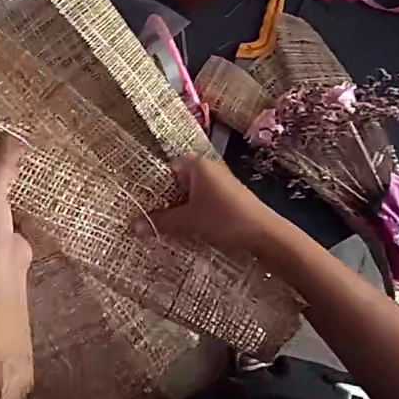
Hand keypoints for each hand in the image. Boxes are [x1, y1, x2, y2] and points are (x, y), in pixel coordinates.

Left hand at [0, 133, 33, 292]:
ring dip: (15, 172)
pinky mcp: (5, 221)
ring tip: (32, 150)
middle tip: (21, 136)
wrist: (1, 272)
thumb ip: (2, 161)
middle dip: (2, 157)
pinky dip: (24, 187)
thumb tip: (15, 134)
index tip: (0, 127)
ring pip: (1, 184)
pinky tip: (38, 173)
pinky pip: (14, 197)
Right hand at [140, 155, 291, 255]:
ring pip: (190, 195)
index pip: (165, 169)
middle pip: (177, 182)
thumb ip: (160, 221)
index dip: (152, 187)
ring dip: (179, 210)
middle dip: (164, 201)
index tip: (140, 204)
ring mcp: (220, 183)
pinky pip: (203, 203)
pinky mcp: (229, 198)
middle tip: (148, 219)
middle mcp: (208, 169)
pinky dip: (194, 214)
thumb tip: (133, 225)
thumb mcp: (187, 221)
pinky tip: (187, 231)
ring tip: (163, 228)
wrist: (265, 234)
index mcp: (196, 164)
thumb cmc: (223, 218)